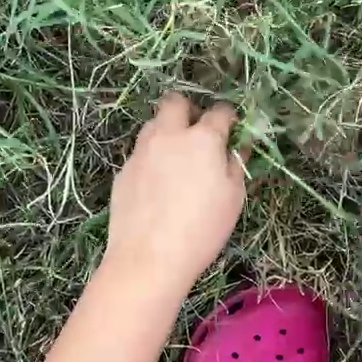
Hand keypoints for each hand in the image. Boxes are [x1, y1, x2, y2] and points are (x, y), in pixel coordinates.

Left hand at [102, 92, 246, 282]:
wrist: (148, 258)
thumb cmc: (201, 229)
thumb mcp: (233, 198)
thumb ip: (236, 164)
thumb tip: (238, 146)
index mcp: (202, 139)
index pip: (219, 112)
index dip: (229, 118)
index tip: (232, 131)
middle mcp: (168, 136)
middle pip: (175, 102)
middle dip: (189, 110)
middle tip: (198, 134)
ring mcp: (141, 152)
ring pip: (153, 125)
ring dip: (168, 132)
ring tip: (177, 160)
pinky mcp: (123, 171)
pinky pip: (141, 153)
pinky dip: (152, 159)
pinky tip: (158, 188)